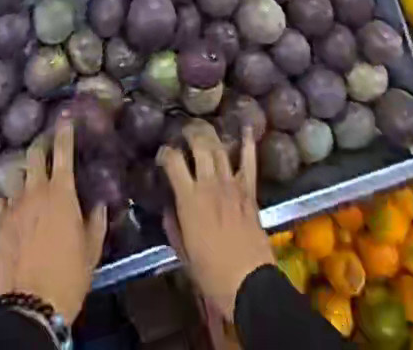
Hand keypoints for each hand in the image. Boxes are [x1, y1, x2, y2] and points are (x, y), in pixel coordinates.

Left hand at [0, 117, 108, 322]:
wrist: (29, 304)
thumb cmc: (68, 276)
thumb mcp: (92, 250)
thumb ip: (96, 222)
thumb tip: (101, 204)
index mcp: (61, 192)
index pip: (62, 150)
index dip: (64, 131)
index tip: (66, 118)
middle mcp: (34, 190)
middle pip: (34, 154)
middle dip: (41, 146)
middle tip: (47, 147)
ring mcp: (11, 205)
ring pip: (16, 177)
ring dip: (25, 176)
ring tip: (30, 183)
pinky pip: (0, 201)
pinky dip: (7, 201)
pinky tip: (11, 209)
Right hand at [160, 121, 272, 322]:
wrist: (249, 284)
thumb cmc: (211, 273)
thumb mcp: (182, 250)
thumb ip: (173, 223)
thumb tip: (169, 206)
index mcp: (189, 198)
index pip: (172, 160)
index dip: (165, 152)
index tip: (162, 155)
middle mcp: (210, 184)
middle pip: (199, 144)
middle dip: (190, 132)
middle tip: (184, 132)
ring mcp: (232, 185)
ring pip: (220, 148)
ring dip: (211, 135)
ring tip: (204, 130)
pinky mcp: (250, 192)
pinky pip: (249, 162)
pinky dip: (248, 144)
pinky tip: (248, 127)